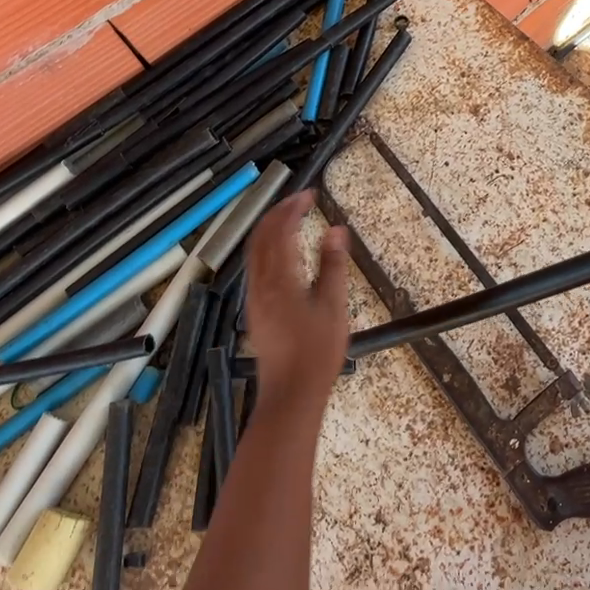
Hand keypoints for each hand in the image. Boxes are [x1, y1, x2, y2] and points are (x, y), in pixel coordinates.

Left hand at [245, 190, 350, 411]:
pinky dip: (266, 247)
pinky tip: (282, 253)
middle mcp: (260, 284)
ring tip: (290, 219)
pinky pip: (255, 266)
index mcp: (280, 279)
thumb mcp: (333, 307)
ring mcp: (254, 298)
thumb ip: (333, 266)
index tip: (310, 194)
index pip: (281, 231)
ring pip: (254, 251)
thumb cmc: (316, 353)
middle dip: (278, 213)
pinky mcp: (254, 310)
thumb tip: (336, 230)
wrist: (290, 395)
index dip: (293, 207)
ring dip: (269, 229)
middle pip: (261, 236)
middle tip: (300, 200)